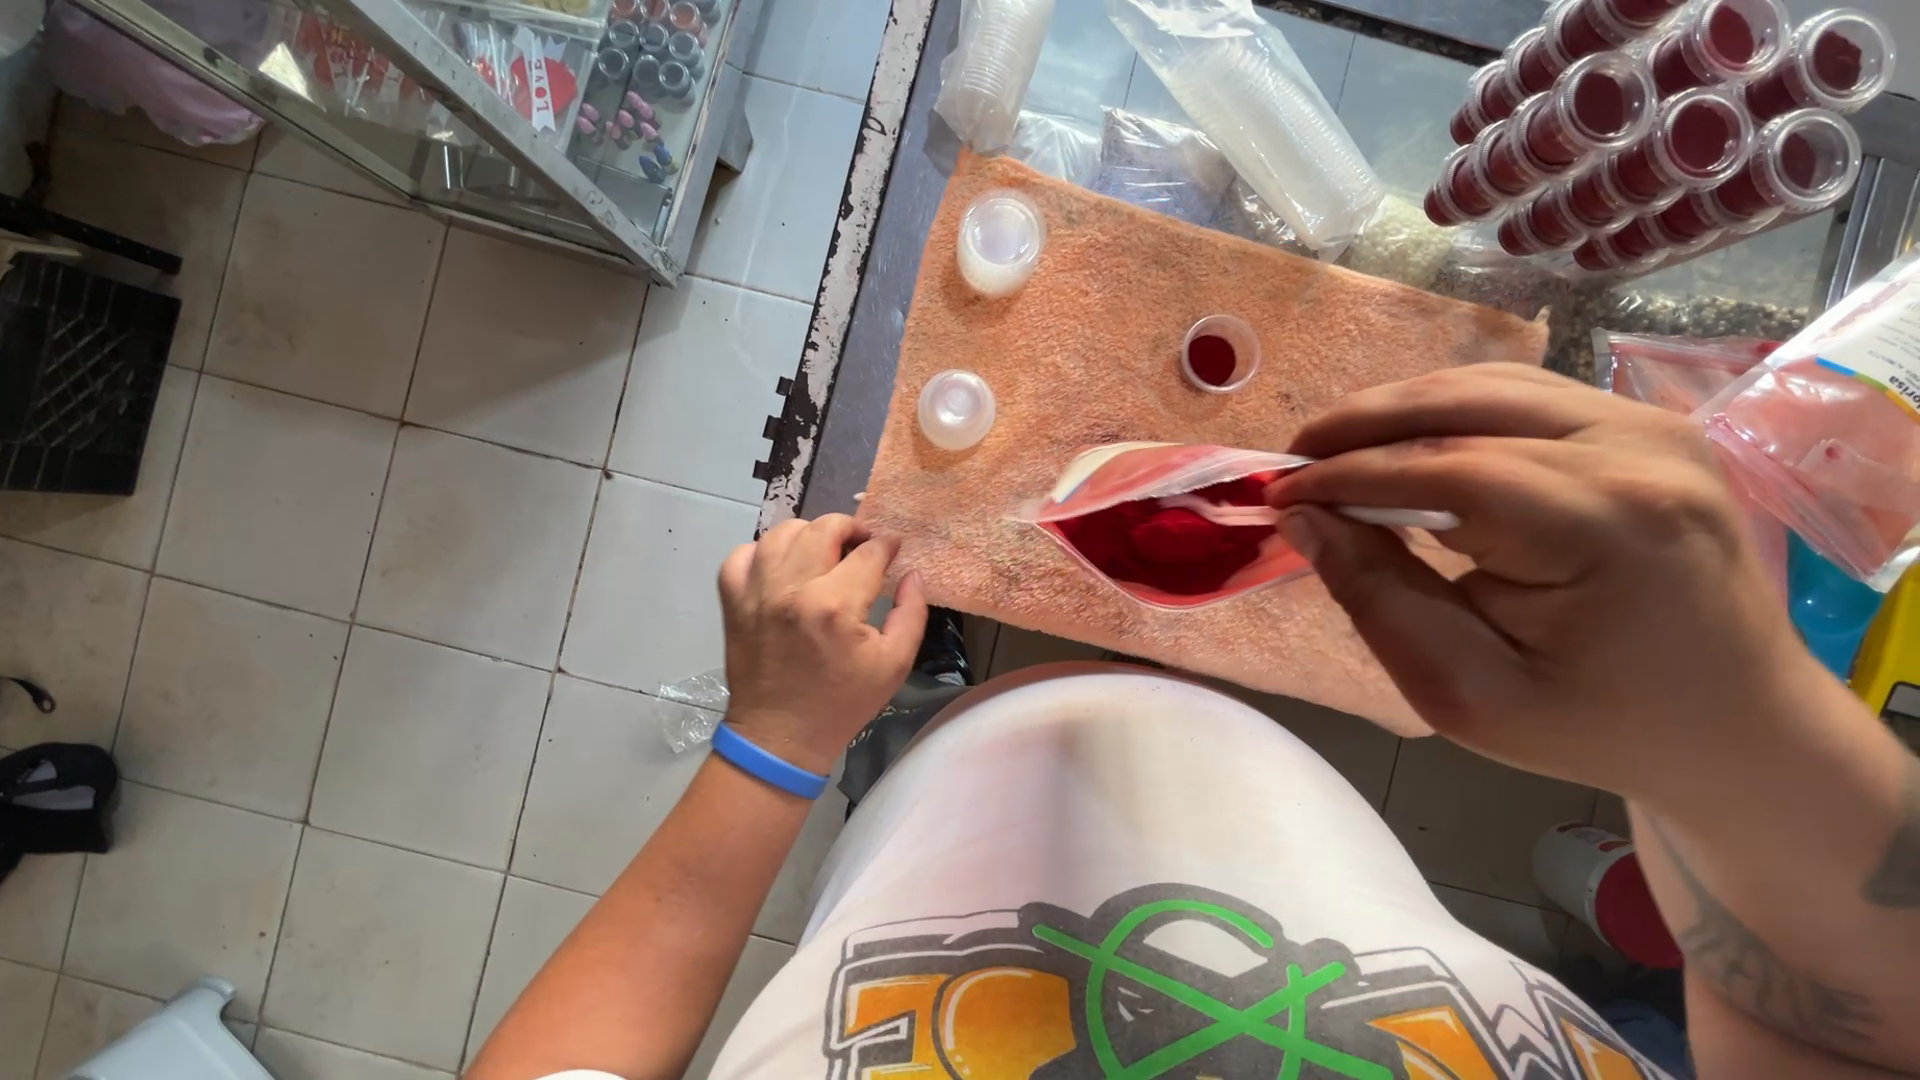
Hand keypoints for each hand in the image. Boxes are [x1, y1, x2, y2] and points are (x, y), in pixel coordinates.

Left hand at [717, 514, 927, 776]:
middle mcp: (793, 588)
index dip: (887, 545)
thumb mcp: (895, 663)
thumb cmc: (842, 702)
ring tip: (824, 551)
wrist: (780, 736)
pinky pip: (742, 554)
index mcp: (836, 606)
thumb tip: (912, 573)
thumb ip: (911, 612)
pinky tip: (782, 566)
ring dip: (809, 534)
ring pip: (782, 532)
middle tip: (862, 544)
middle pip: (824, 528)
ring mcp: (757, 592)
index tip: (893, 549)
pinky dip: (764, 552)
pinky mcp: (733, 601)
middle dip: (852, 528)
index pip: (869, 552)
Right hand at [1266, 364, 1825, 798]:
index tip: (1276, 495)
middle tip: (1291, 463)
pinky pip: (1518, 395)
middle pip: (1461, 404)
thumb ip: (1375, 595)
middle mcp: (1641, 449)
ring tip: (1331, 453)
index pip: (1442, 467)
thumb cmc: (1591, 724)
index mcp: (1607, 524)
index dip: (1345, 475)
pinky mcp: (1645, 427)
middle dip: (1358, 426)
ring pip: (1486, 385)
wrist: (1734, 728)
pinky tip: (1398, 445)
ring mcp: (1653, 426)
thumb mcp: (1460, 689)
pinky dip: (1441, 412)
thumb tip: (1303, 518)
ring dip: (1394, 411)